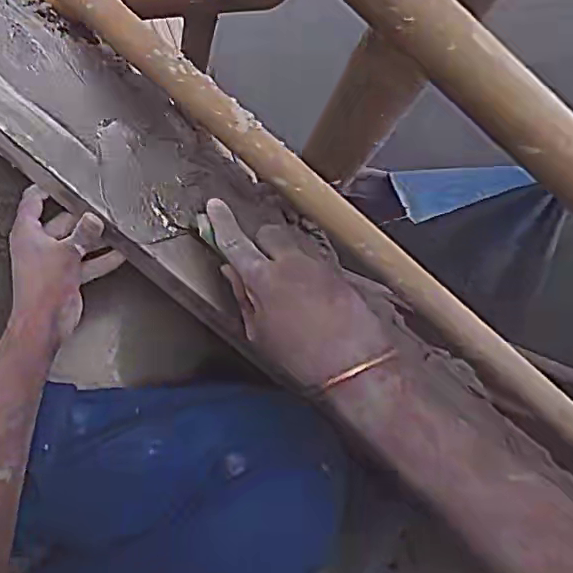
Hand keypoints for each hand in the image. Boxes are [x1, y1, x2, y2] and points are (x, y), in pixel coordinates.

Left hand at [9, 185, 126, 344]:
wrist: (44, 322)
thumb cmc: (43, 287)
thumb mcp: (68, 251)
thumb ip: (84, 233)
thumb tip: (93, 220)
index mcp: (27, 232)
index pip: (32, 202)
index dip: (45, 189)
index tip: (60, 181)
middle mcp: (37, 245)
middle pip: (60, 222)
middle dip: (79, 216)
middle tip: (98, 207)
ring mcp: (51, 262)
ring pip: (74, 243)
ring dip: (93, 238)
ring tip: (113, 228)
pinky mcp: (64, 277)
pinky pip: (84, 262)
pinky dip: (99, 259)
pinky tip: (118, 254)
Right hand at [206, 197, 397, 390]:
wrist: (358, 366)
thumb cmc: (300, 357)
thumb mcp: (259, 333)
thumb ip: (242, 296)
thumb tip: (230, 271)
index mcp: (263, 278)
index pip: (235, 242)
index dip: (222, 222)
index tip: (213, 206)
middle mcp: (291, 262)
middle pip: (268, 231)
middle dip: (257, 241)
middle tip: (253, 263)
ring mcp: (318, 263)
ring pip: (292, 242)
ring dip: (281, 252)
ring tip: (282, 280)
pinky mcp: (339, 271)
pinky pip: (312, 257)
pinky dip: (302, 266)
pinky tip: (305, 289)